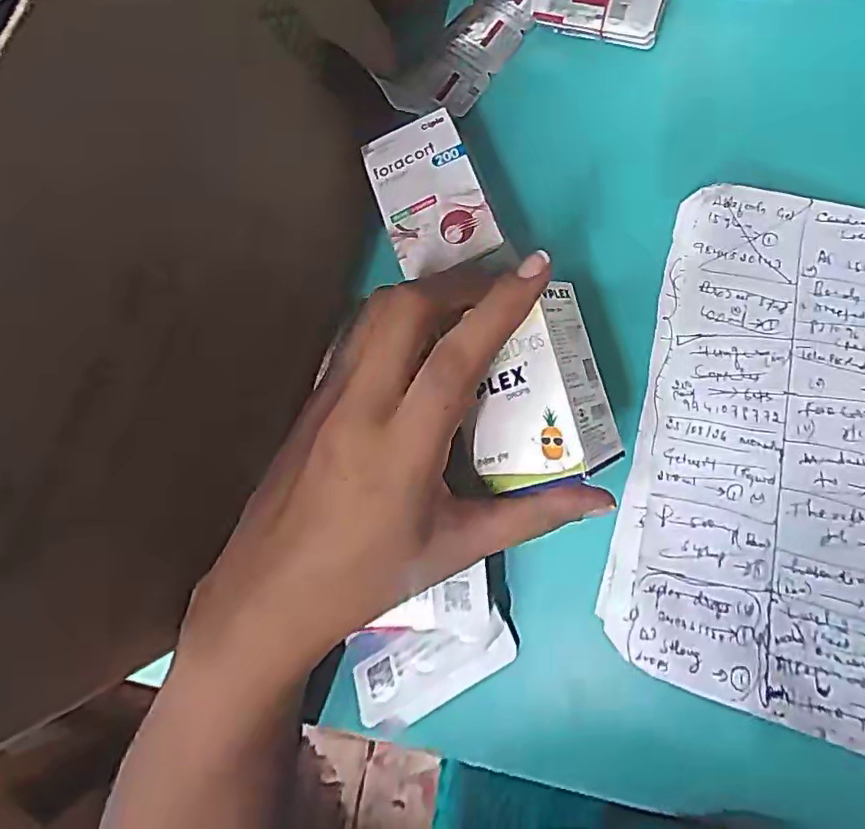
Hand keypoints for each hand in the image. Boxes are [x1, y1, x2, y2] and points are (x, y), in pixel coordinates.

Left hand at [178, 252, 615, 677]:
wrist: (265, 597)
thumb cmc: (368, 578)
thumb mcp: (457, 548)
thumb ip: (533, 516)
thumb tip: (598, 500)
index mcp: (402, 448)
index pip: (455, 357)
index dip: (500, 305)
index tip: (536, 266)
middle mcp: (361, 407)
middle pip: (407, 310)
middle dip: (461, 284)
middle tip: (502, 287)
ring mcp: (329, 396)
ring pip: (375, 313)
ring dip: (426, 292)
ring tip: (466, 302)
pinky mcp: (312, 397)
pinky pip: (357, 334)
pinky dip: (396, 315)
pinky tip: (419, 336)